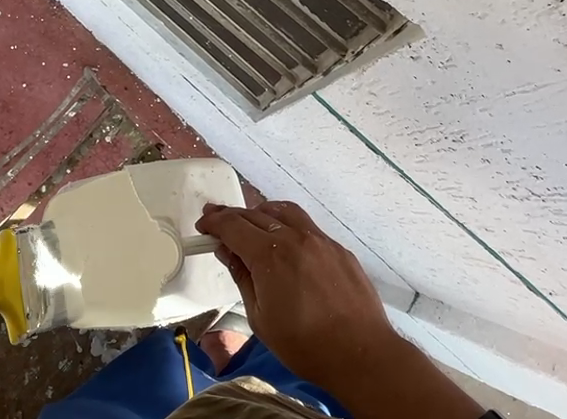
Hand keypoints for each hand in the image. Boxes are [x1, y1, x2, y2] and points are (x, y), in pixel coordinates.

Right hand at [196, 201, 398, 386]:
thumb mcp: (260, 318)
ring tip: (251, 223)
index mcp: (269, 255)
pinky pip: (307, 225)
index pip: (232, 225)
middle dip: (231, 216)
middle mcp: (294, 238)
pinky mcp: (338, 249)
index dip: (213, 222)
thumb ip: (242, 278)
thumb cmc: (307, 345)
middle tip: (217, 220)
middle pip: (254, 214)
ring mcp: (320, 240)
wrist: (362, 355)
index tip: (203, 225)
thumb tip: (227, 252)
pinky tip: (287, 242)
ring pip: (283, 210)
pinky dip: (288, 225)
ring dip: (261, 213)